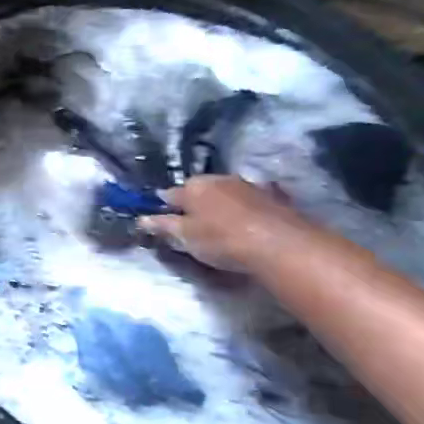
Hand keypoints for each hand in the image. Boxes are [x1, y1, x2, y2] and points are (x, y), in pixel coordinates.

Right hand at [140, 175, 319, 272]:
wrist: (282, 245)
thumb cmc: (223, 240)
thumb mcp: (185, 237)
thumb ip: (163, 226)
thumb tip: (141, 219)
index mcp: (193, 186)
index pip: (171, 194)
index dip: (167, 208)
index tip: (166, 222)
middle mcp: (220, 178)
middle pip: (201, 190)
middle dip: (197, 203)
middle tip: (198, 226)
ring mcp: (251, 186)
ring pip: (229, 193)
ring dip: (225, 204)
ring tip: (227, 226)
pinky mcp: (277, 198)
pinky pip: (256, 200)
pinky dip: (251, 208)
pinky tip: (254, 221)